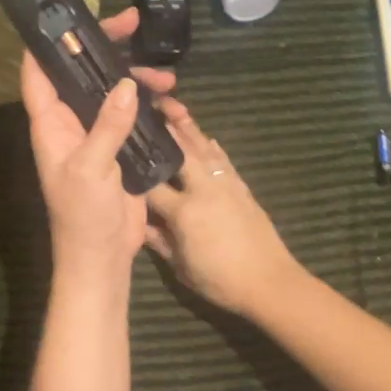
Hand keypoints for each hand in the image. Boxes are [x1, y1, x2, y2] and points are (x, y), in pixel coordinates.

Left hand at [22, 8, 176, 276]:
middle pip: (83, 74)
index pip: (38, 72)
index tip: (72, 15)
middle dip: (107, 50)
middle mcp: (71, 123)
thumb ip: (107, 125)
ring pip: (113, 93)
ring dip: (137, 80)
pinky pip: (133, 116)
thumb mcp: (91, 167)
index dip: (49, 41)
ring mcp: (97, 135)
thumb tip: (125, 84)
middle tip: (135, 26)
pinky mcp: (121, 150)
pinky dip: (149, 104)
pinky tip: (169, 98)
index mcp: (51, 123)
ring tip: (168, 80)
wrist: (102, 257)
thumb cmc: (82, 215)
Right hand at [146, 98, 303, 314]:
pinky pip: (224, 161)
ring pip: (204, 150)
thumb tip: (138, 224)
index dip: (135, 171)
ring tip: (174, 108)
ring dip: (189, 128)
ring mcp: (226, 186)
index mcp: (184, 212)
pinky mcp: (243, 189)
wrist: (270, 282)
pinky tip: (207, 138)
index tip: (120, 154)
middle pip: (179, 153)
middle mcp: (204, 190)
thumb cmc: (220, 281)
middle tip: (148, 108)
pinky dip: (213, 148)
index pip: (151, 185)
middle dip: (163, 130)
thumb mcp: (181, 268)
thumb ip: (159, 242)